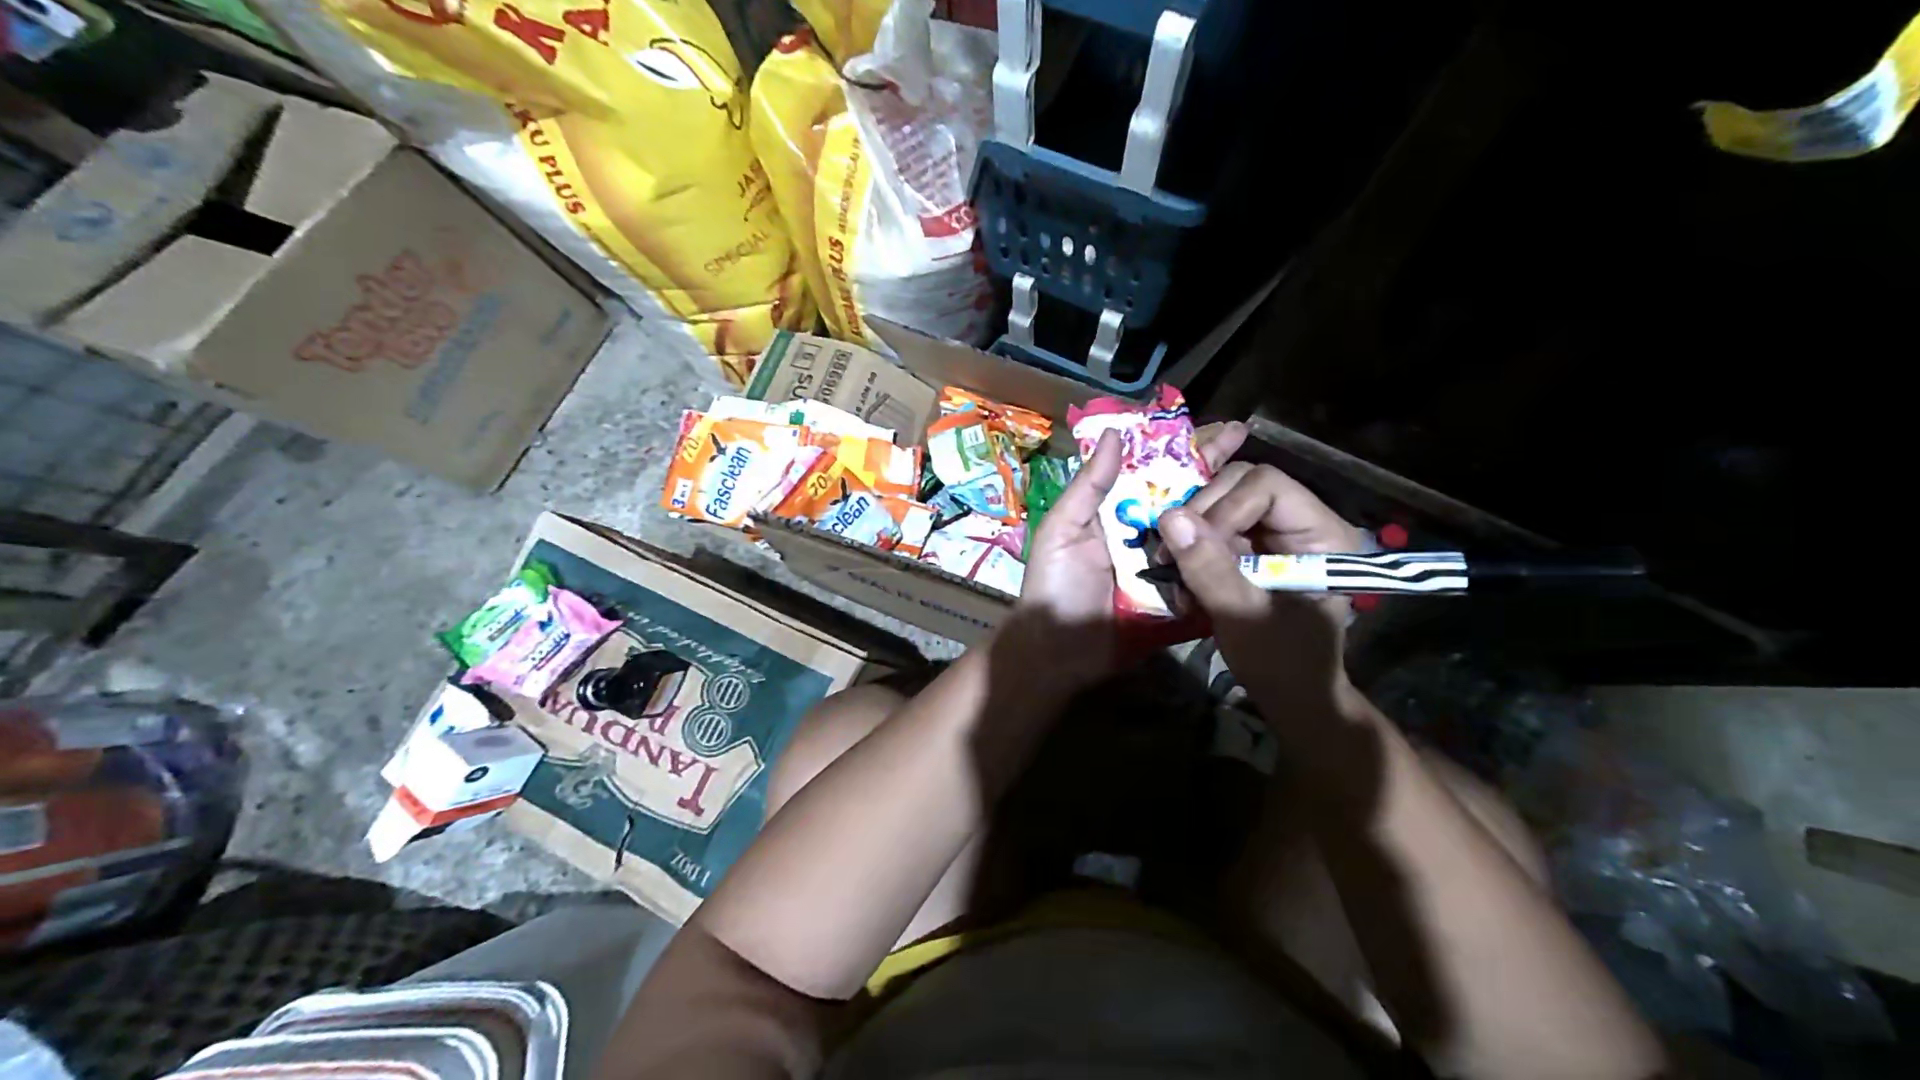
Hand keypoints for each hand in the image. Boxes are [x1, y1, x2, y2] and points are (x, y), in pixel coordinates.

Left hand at [1013, 422, 1252, 691]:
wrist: (1058, 652)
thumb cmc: (1053, 586)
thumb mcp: (1062, 531)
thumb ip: (1088, 487)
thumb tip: (1116, 433)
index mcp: (1119, 512)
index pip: (1157, 473)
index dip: (1187, 449)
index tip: (1221, 428)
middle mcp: (1147, 534)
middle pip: (1188, 498)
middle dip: (1218, 470)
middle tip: (1248, 440)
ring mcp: (1168, 567)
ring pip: (1204, 534)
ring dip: (1233, 511)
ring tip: (1265, 483)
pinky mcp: (1180, 600)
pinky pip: (1207, 575)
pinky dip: (1231, 560)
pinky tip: (1264, 539)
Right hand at [1156, 463, 1363, 713]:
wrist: (1293, 697)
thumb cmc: (1282, 663)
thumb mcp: (1243, 617)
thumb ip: (1210, 567)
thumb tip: (1170, 517)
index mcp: (1322, 532)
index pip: (1266, 485)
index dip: (1225, 508)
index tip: (1196, 548)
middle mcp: (1301, 522)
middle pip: (1240, 484)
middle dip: (1201, 517)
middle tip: (1172, 555)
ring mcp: (1275, 534)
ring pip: (1221, 502)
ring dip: (1190, 535)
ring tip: (1175, 574)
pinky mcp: (1253, 548)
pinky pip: (1213, 528)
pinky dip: (1191, 550)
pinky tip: (1183, 581)